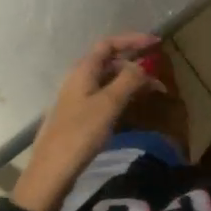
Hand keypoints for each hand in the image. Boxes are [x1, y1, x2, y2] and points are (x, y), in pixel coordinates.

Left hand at [11, 34, 163, 210]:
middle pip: (110, 61)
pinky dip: (122, 96)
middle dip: (135, 64)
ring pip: (108, 80)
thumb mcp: (108, 104)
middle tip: (158, 76)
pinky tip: (133, 106)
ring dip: (130, 82)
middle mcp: (79, 78)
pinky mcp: (79, 115)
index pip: (109, 44)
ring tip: (152, 92)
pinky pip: (105, 96)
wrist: (52, 171)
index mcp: (84, 69)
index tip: (155, 42)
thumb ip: (128, 80)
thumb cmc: (80, 132)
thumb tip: (143, 65)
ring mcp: (78, 97)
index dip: (132, 40)